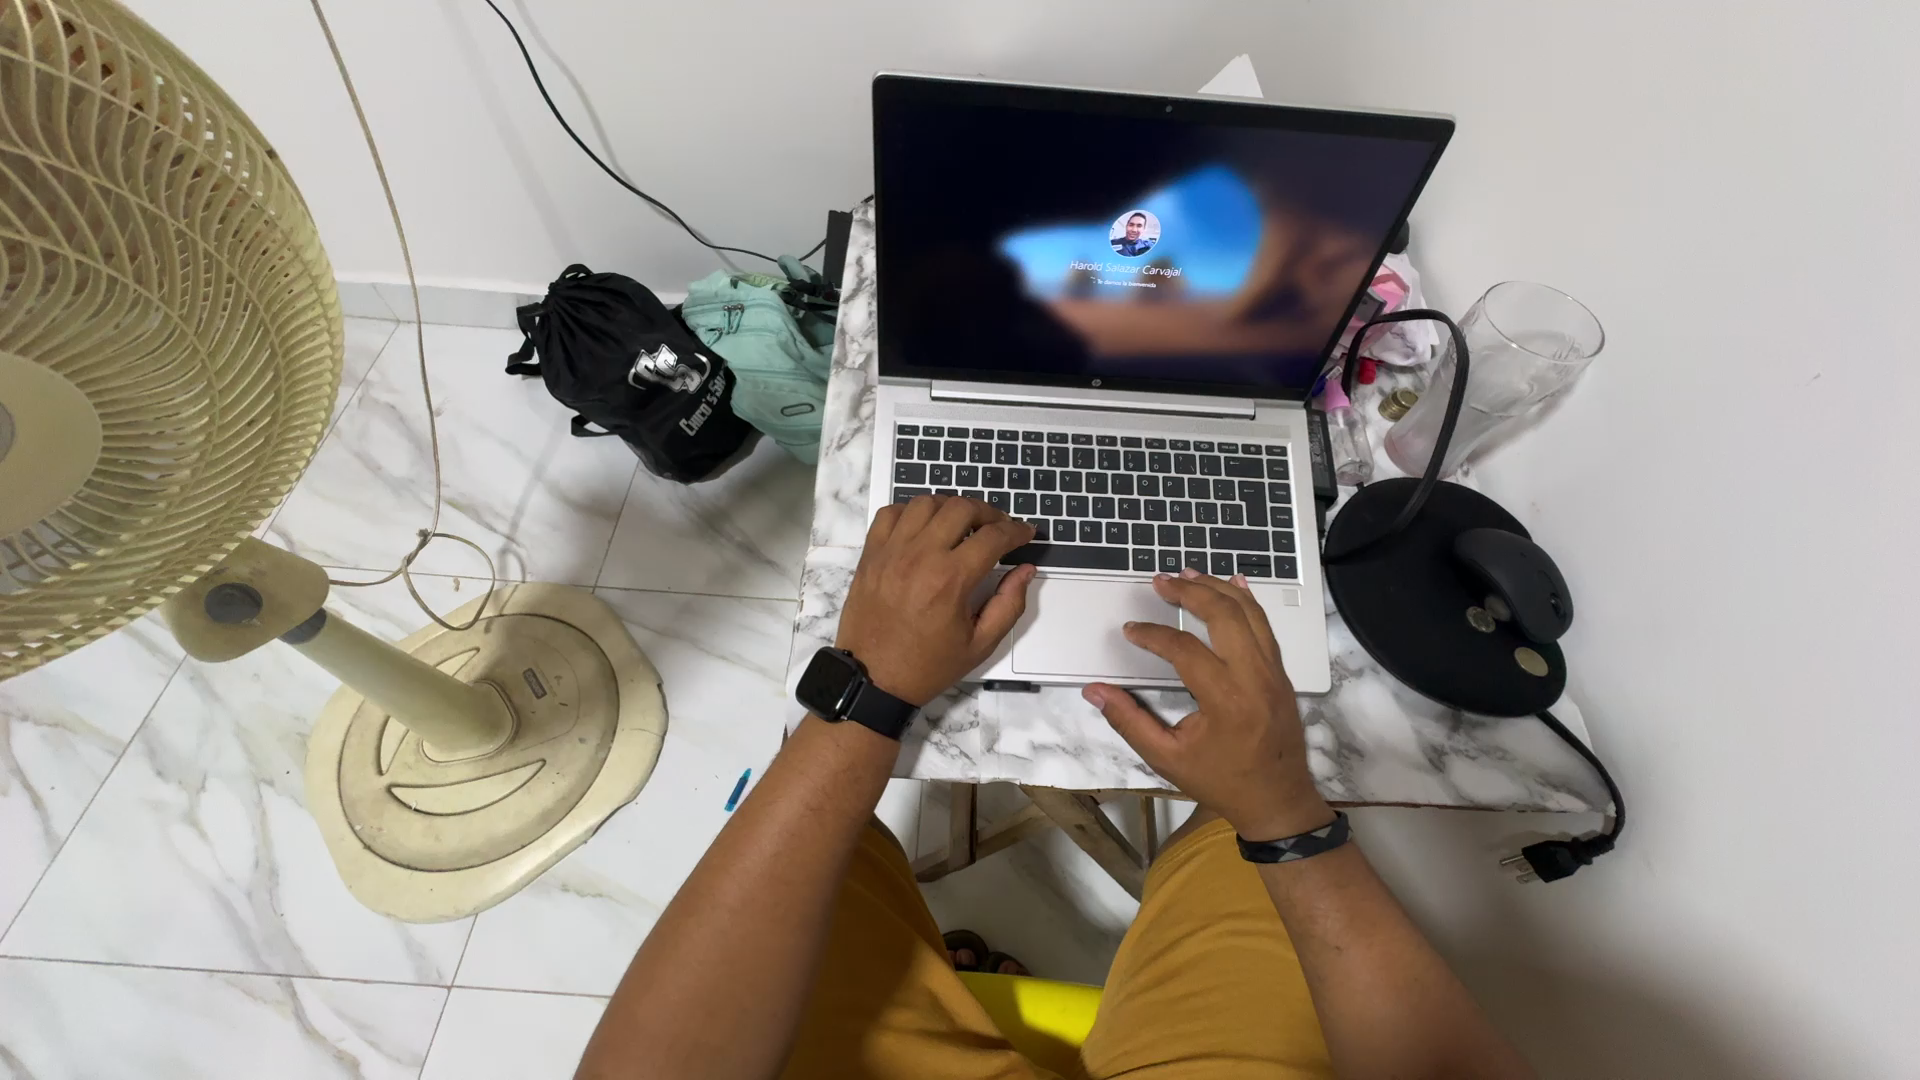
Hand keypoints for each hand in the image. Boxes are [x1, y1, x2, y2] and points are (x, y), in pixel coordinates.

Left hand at [836, 495, 1036, 706]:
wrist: (872, 680)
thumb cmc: (927, 666)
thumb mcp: (980, 644)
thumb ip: (1009, 604)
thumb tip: (1026, 570)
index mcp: (951, 580)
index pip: (993, 537)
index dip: (1017, 531)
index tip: (1026, 533)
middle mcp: (920, 556)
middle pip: (961, 508)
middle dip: (988, 512)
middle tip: (998, 527)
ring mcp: (891, 551)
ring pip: (926, 502)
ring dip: (951, 507)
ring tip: (963, 523)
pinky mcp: (871, 554)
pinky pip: (891, 513)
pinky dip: (912, 511)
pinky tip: (924, 527)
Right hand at [1083, 569, 1330, 840]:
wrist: (1279, 803)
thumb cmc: (1221, 782)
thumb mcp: (1167, 759)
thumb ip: (1128, 721)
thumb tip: (1094, 691)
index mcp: (1225, 699)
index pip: (1184, 649)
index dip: (1153, 635)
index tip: (1130, 630)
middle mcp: (1255, 677)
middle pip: (1224, 616)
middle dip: (1190, 592)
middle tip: (1161, 580)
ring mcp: (1274, 672)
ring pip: (1250, 614)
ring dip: (1217, 589)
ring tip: (1188, 573)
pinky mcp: (1282, 674)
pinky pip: (1266, 627)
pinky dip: (1248, 601)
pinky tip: (1234, 584)